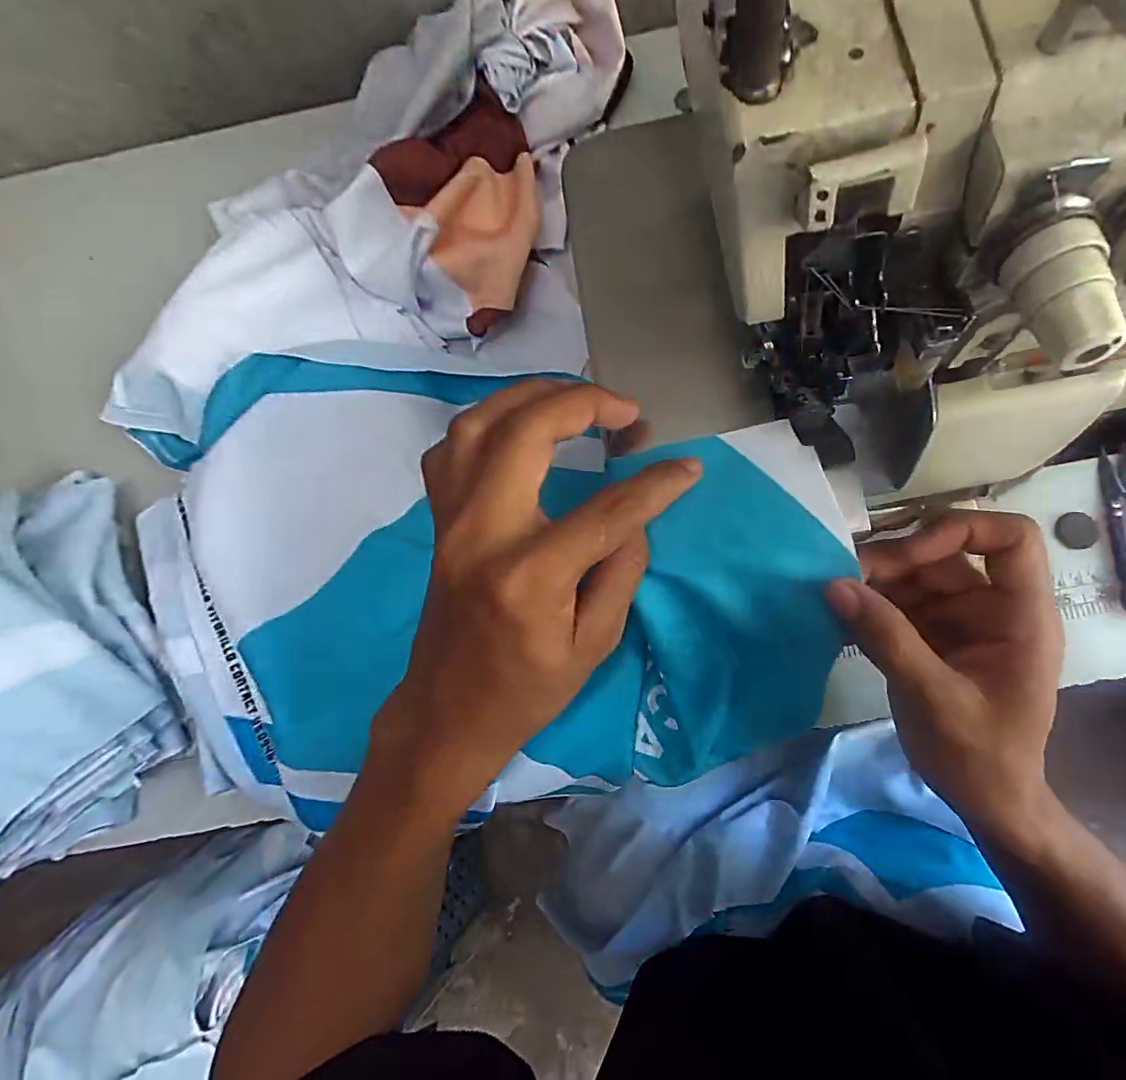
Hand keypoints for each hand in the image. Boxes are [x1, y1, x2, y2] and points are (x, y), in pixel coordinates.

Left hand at [368, 381, 700, 819]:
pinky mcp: (439, 521)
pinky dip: (491, 422)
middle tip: (628, 411)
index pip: (605, 511)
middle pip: (526, 434)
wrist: (448, 712)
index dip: (654, 485)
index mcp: (530, 576)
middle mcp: (482, 535)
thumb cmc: (530, 688)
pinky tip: (524, 428)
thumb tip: (633, 514)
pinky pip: (453, 448)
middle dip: (583, 405)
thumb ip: (621, 569)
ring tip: (579, 399)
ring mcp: (450, 523)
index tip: (687, 466)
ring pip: (477, 425)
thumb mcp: (597, 642)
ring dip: (531, 396)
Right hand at [825, 511, 1063, 833]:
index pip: (1012, 539)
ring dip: (879, 582)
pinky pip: (905, 605)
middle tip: (847, 577)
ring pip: (921, 577)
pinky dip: (875, 606)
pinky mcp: (939, 638)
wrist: (988, 805)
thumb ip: (886, 639)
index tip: (910, 553)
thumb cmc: (980, 758)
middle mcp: (996, 608)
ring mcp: (966, 622)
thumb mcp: (932, 699)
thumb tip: (834, 586)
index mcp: (1022, 616)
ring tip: (836, 596)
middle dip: (898, 560)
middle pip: (949, 555)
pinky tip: (842, 616)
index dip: (962, 529)